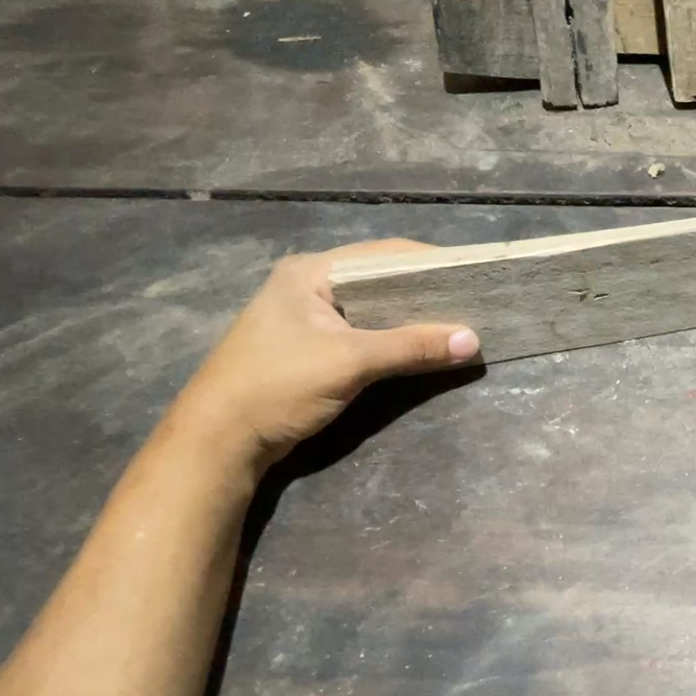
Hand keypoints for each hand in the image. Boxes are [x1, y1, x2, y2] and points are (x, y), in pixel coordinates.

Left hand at [169, 239, 478, 467]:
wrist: (219, 440)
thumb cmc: (277, 386)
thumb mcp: (350, 363)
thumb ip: (412, 347)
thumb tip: (472, 340)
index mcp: (312, 272)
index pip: (386, 254)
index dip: (433, 263)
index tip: (476, 275)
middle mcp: (313, 285)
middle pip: (385, 279)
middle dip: (430, 292)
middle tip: (476, 301)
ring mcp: (313, 317)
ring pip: (379, 308)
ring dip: (416, 318)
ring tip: (462, 323)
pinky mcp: (317, 347)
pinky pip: (371, 332)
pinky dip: (400, 338)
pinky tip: (428, 347)